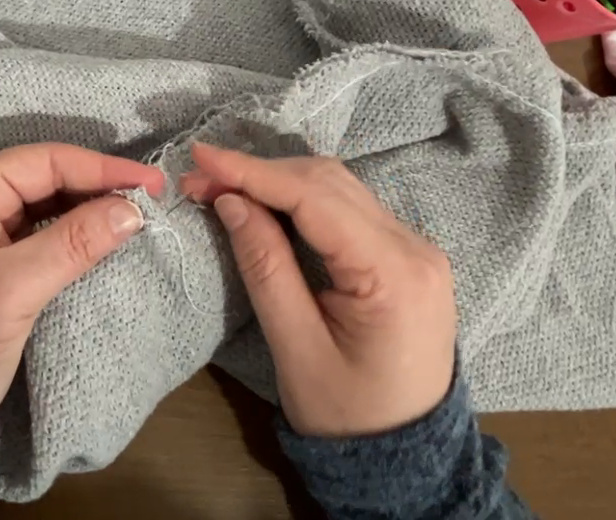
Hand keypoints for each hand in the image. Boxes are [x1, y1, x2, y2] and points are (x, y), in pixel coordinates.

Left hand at [0, 143, 164, 459]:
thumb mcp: (12, 289)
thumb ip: (73, 242)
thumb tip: (132, 208)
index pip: (45, 162)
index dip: (102, 168)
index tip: (154, 183)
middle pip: (46, 181)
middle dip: (98, 187)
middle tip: (154, 201)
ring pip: (44, 213)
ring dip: (88, 214)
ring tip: (139, 220)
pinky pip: (39, 245)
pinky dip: (73, 243)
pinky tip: (105, 248)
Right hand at [180, 143, 457, 437]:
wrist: (405, 460)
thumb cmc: (346, 415)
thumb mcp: (295, 347)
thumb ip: (264, 266)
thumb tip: (230, 200)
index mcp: (394, 273)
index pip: (314, 198)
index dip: (252, 171)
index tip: (200, 155)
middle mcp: (414, 246)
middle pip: (327, 182)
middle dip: (259, 172)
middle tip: (201, 178)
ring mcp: (415, 246)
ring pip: (337, 186)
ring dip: (277, 179)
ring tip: (223, 186)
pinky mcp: (405, 252)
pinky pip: (347, 205)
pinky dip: (299, 196)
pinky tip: (264, 200)